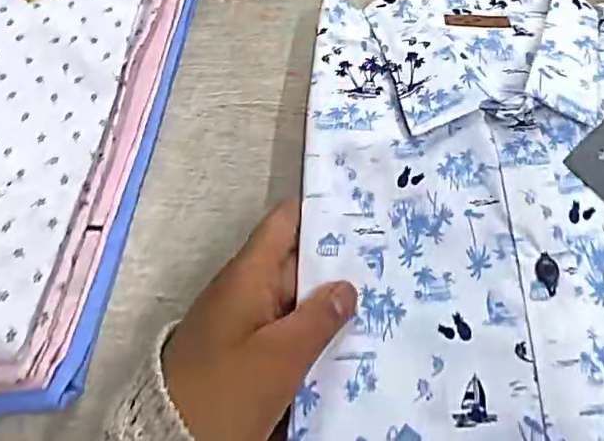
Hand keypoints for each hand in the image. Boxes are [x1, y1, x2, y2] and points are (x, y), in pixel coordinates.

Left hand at [162, 201, 357, 440]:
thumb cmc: (222, 393)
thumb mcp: (280, 357)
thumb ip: (319, 317)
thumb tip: (347, 288)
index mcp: (249, 274)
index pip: (288, 220)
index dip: (323, 209)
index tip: (361, 211)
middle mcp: (244, 290)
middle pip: (298, 261)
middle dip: (338, 263)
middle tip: (382, 262)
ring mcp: (240, 324)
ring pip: (294, 300)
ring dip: (327, 304)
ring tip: (373, 301)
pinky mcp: (239, 357)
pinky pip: (283, 331)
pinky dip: (309, 333)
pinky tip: (341, 343)